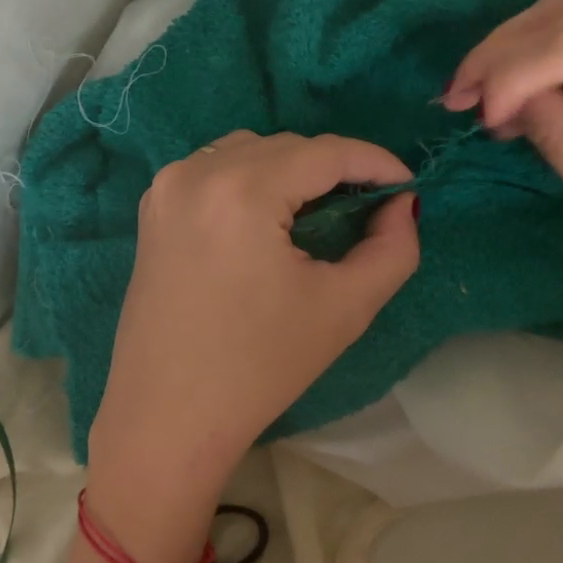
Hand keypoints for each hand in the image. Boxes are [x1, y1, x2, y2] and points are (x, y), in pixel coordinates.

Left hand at [89, 131, 419, 490]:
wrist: (166, 415)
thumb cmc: (259, 367)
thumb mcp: (343, 308)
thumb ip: (391, 248)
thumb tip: (402, 205)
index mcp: (240, 190)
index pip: (325, 152)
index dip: (375, 162)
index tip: (408, 185)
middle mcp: (196, 172)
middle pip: (285, 147)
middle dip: (333, 169)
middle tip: (369, 208)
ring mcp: (167, 187)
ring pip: (248, 151)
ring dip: (290, 171)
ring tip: (321, 215)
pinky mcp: (153, 209)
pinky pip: (214, 171)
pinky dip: (250, 180)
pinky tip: (269, 220)